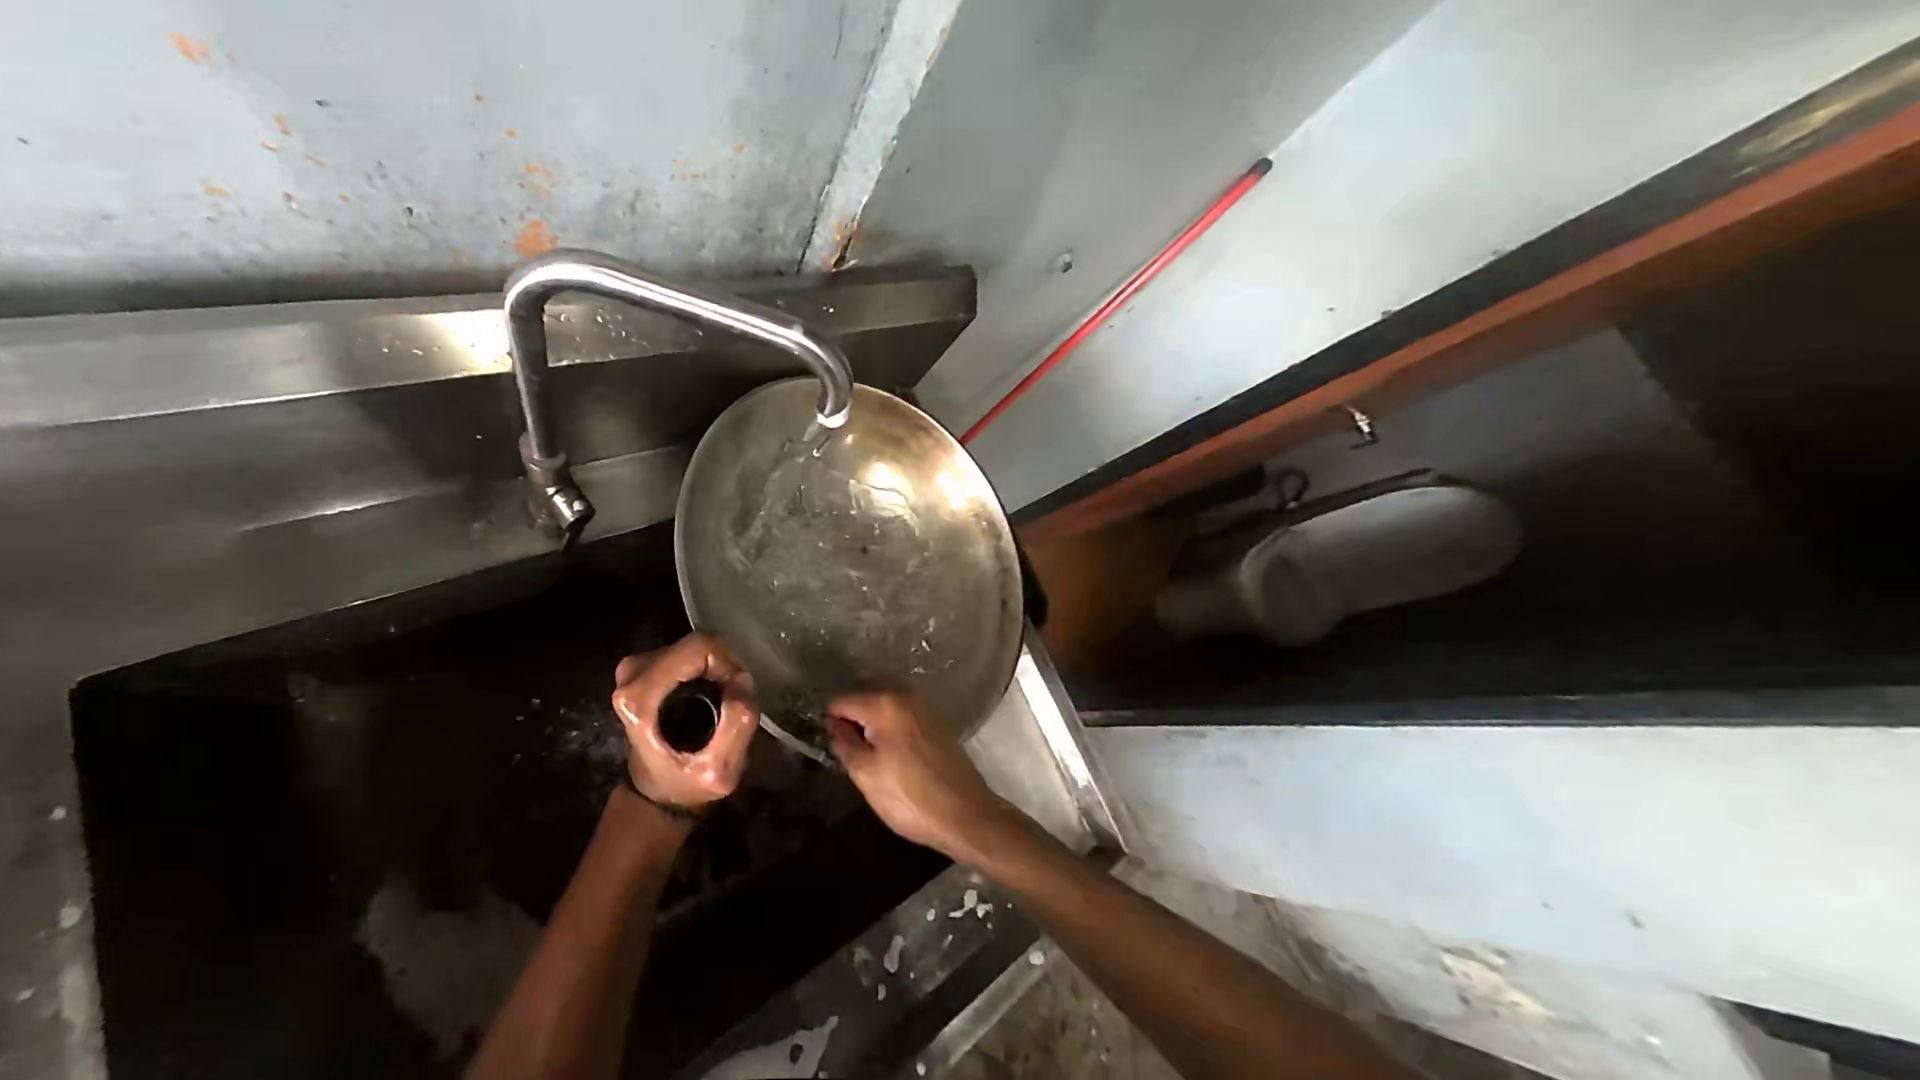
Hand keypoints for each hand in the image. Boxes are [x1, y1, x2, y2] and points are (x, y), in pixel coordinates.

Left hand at [610, 634, 756, 811]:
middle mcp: (632, 674)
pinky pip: (686, 653)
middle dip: (724, 666)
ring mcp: (633, 668)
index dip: (728, 665)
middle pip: (696, 644)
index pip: (699, 649)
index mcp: (641, 696)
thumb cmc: (686, 783)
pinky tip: (709, 693)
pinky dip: (705, 668)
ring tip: (723, 698)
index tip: (736, 694)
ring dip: (716, 667)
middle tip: (734, 697)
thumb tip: (742, 680)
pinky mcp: (641, 668)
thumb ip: (738, 723)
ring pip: (692, 647)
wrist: (657, 794)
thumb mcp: (721, 769)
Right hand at [825, 691, 1016, 863]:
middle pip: (868, 687)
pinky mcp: (938, 721)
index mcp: (885, 704)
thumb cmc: (908, 796)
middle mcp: (907, 695)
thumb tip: (833, 724)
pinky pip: (905, 708)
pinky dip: (891, 717)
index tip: (826, 739)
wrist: (964, 813)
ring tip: (863, 742)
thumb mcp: (865, 774)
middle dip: (852, 707)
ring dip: (872, 710)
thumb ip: (845, 743)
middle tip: (842, 738)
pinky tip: (887, 744)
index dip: (829, 719)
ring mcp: (926, 706)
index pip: (842, 700)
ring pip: (888, 696)